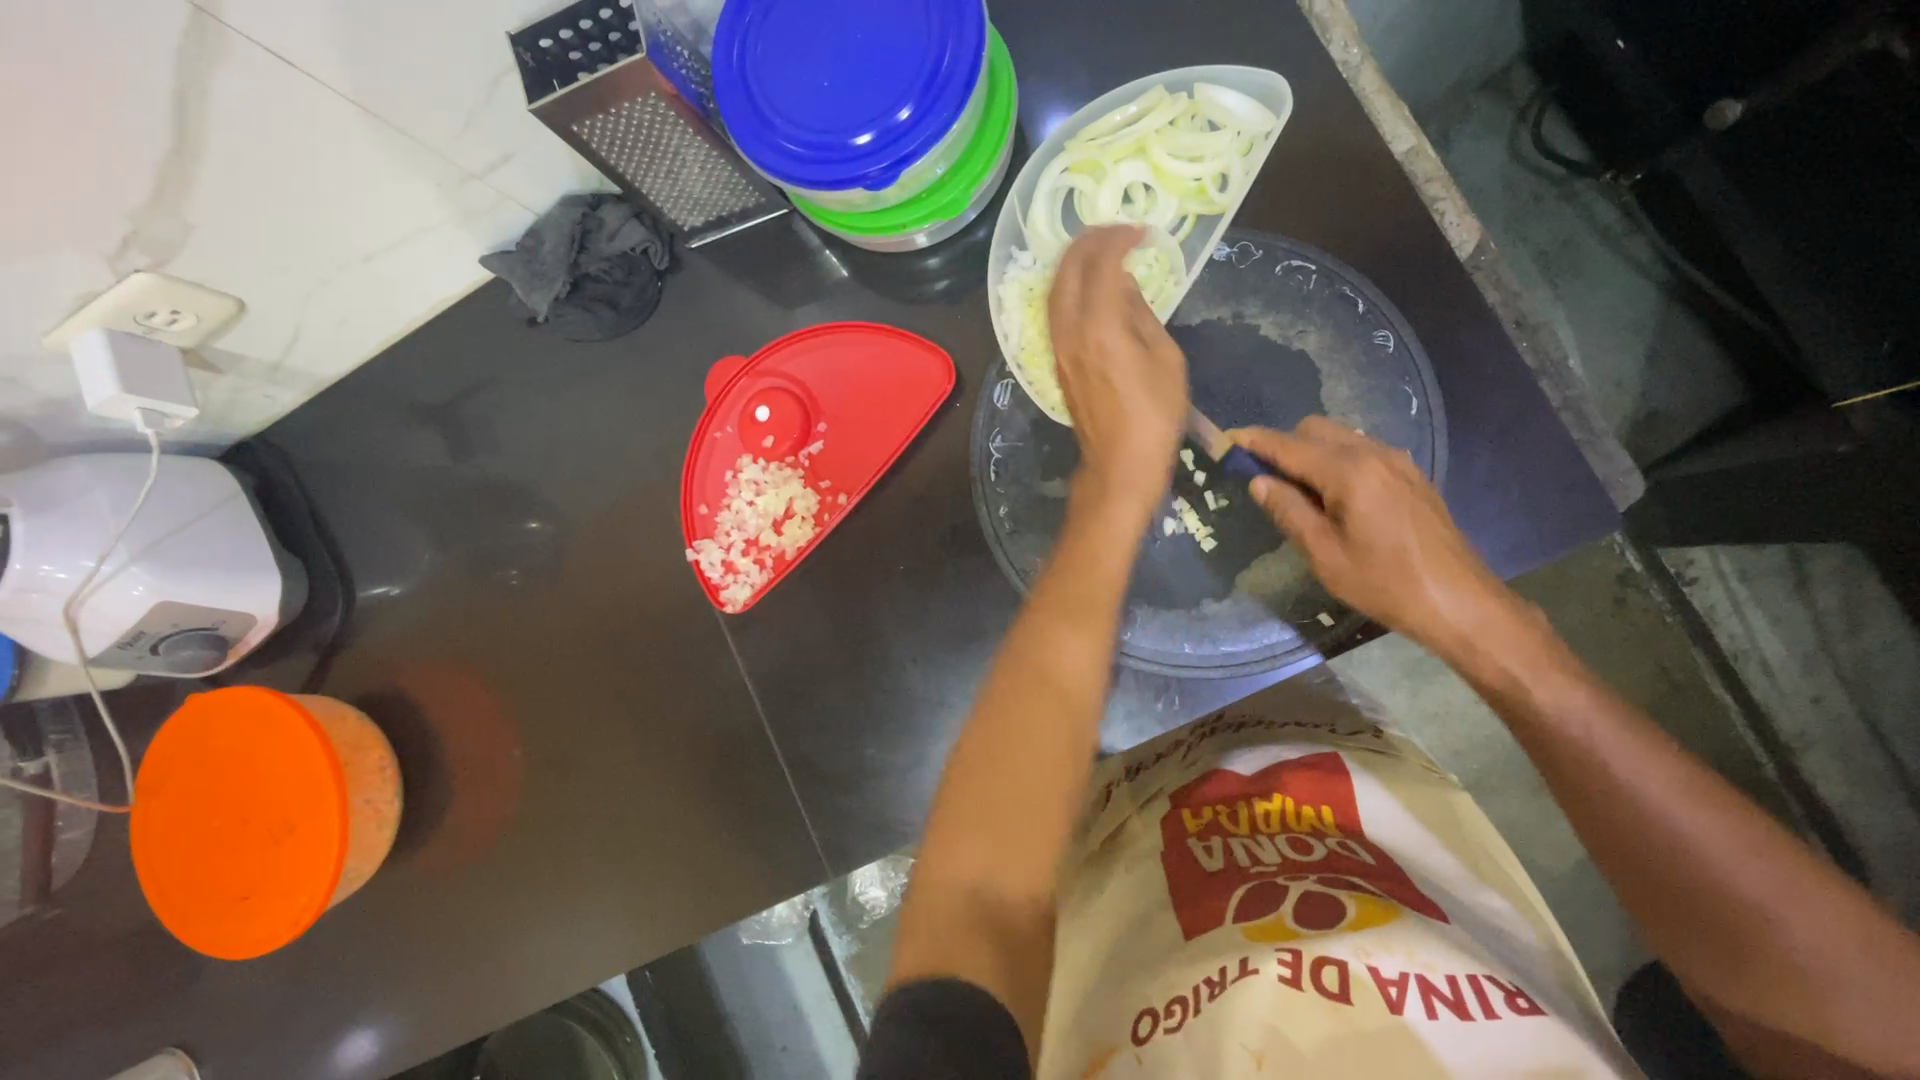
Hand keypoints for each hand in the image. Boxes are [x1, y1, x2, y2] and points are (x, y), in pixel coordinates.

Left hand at [1048, 226, 1187, 516]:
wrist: (1120, 463)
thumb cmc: (1154, 414)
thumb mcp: (1165, 357)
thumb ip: (1141, 314)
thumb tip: (1125, 286)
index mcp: (1100, 326)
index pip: (1101, 264)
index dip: (1119, 239)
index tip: (1141, 232)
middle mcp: (1070, 330)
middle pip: (1068, 269)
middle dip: (1089, 241)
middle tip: (1116, 230)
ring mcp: (1057, 347)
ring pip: (1055, 289)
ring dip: (1074, 262)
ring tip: (1100, 248)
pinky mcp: (1056, 361)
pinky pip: (1056, 310)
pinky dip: (1070, 287)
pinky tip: (1089, 284)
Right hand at [1235, 417, 1526, 652]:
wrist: (1457, 600)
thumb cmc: (1384, 583)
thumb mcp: (1324, 554)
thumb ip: (1289, 511)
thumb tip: (1259, 482)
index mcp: (1349, 471)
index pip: (1289, 446)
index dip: (1255, 442)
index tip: (1228, 440)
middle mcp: (1373, 454)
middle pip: (1315, 430)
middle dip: (1284, 445)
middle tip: (1263, 478)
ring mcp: (1397, 461)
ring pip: (1340, 437)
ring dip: (1311, 452)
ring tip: (1297, 491)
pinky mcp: (1409, 475)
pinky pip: (1362, 451)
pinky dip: (1337, 460)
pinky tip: (1334, 496)